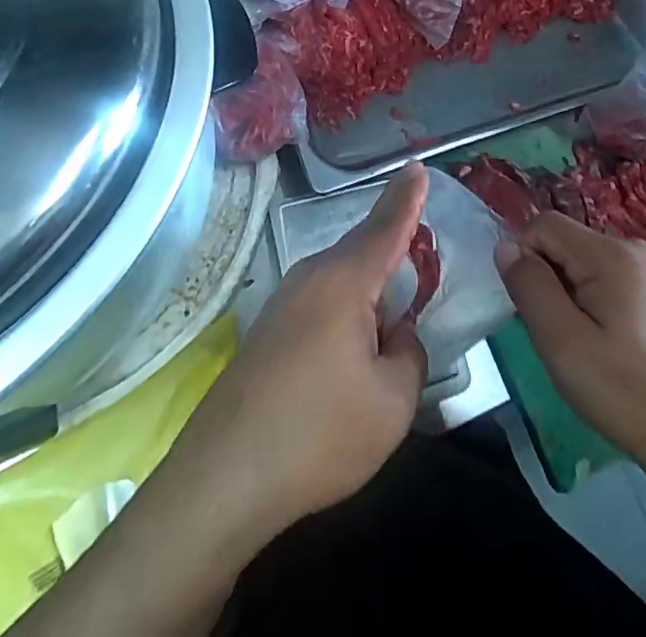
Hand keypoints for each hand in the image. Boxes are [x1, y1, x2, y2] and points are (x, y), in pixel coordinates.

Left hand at [168, 163, 429, 539]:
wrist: (223, 479)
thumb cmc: (319, 434)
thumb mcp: (392, 401)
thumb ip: (408, 353)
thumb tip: (394, 333)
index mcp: (343, 282)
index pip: (385, 227)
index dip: (407, 198)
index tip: (418, 166)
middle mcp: (308, 280)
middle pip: (361, 256)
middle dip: (392, 260)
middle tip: (422, 275)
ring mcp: (280, 306)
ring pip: (339, 286)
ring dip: (368, 301)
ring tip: (386, 339)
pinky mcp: (265, 334)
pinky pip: (319, 309)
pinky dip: (343, 321)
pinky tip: (347, 363)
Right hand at [498, 212, 645, 471]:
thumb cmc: (623, 391)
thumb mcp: (561, 342)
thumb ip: (530, 287)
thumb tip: (505, 247)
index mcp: (612, 255)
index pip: (544, 225)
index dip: (522, 257)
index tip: (526, 307)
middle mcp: (635, 249)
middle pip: (565, 242)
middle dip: (546, 278)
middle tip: (554, 333)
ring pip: (583, 262)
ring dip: (566, 293)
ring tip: (579, 342)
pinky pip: (606, 279)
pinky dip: (590, 301)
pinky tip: (602, 342)